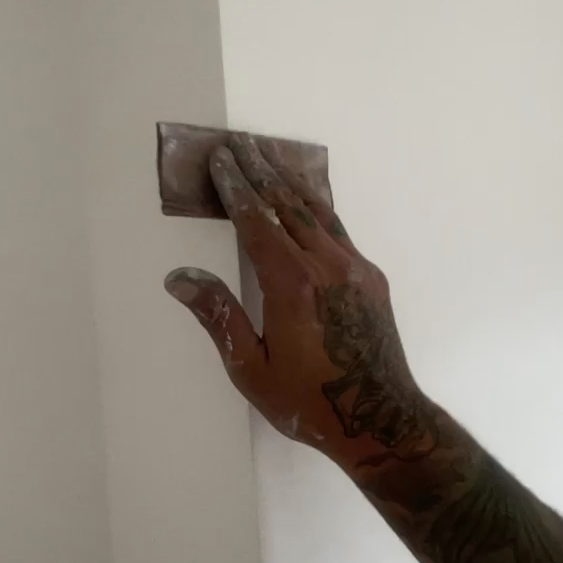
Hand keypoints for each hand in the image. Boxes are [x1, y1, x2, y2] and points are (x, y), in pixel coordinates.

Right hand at [165, 136, 430, 468]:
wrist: (381, 420)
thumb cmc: (307, 402)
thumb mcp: (251, 369)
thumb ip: (219, 318)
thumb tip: (181, 278)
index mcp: (292, 285)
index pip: (257, 222)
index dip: (235, 188)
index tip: (221, 159)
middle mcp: (326, 265)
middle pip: (288, 205)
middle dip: (260, 171)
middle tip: (239, 142)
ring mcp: (354, 268)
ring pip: (317, 212)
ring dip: (289, 182)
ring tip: (268, 156)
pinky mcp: (371, 278)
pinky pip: (338, 229)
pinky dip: (316, 205)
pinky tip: (307, 199)